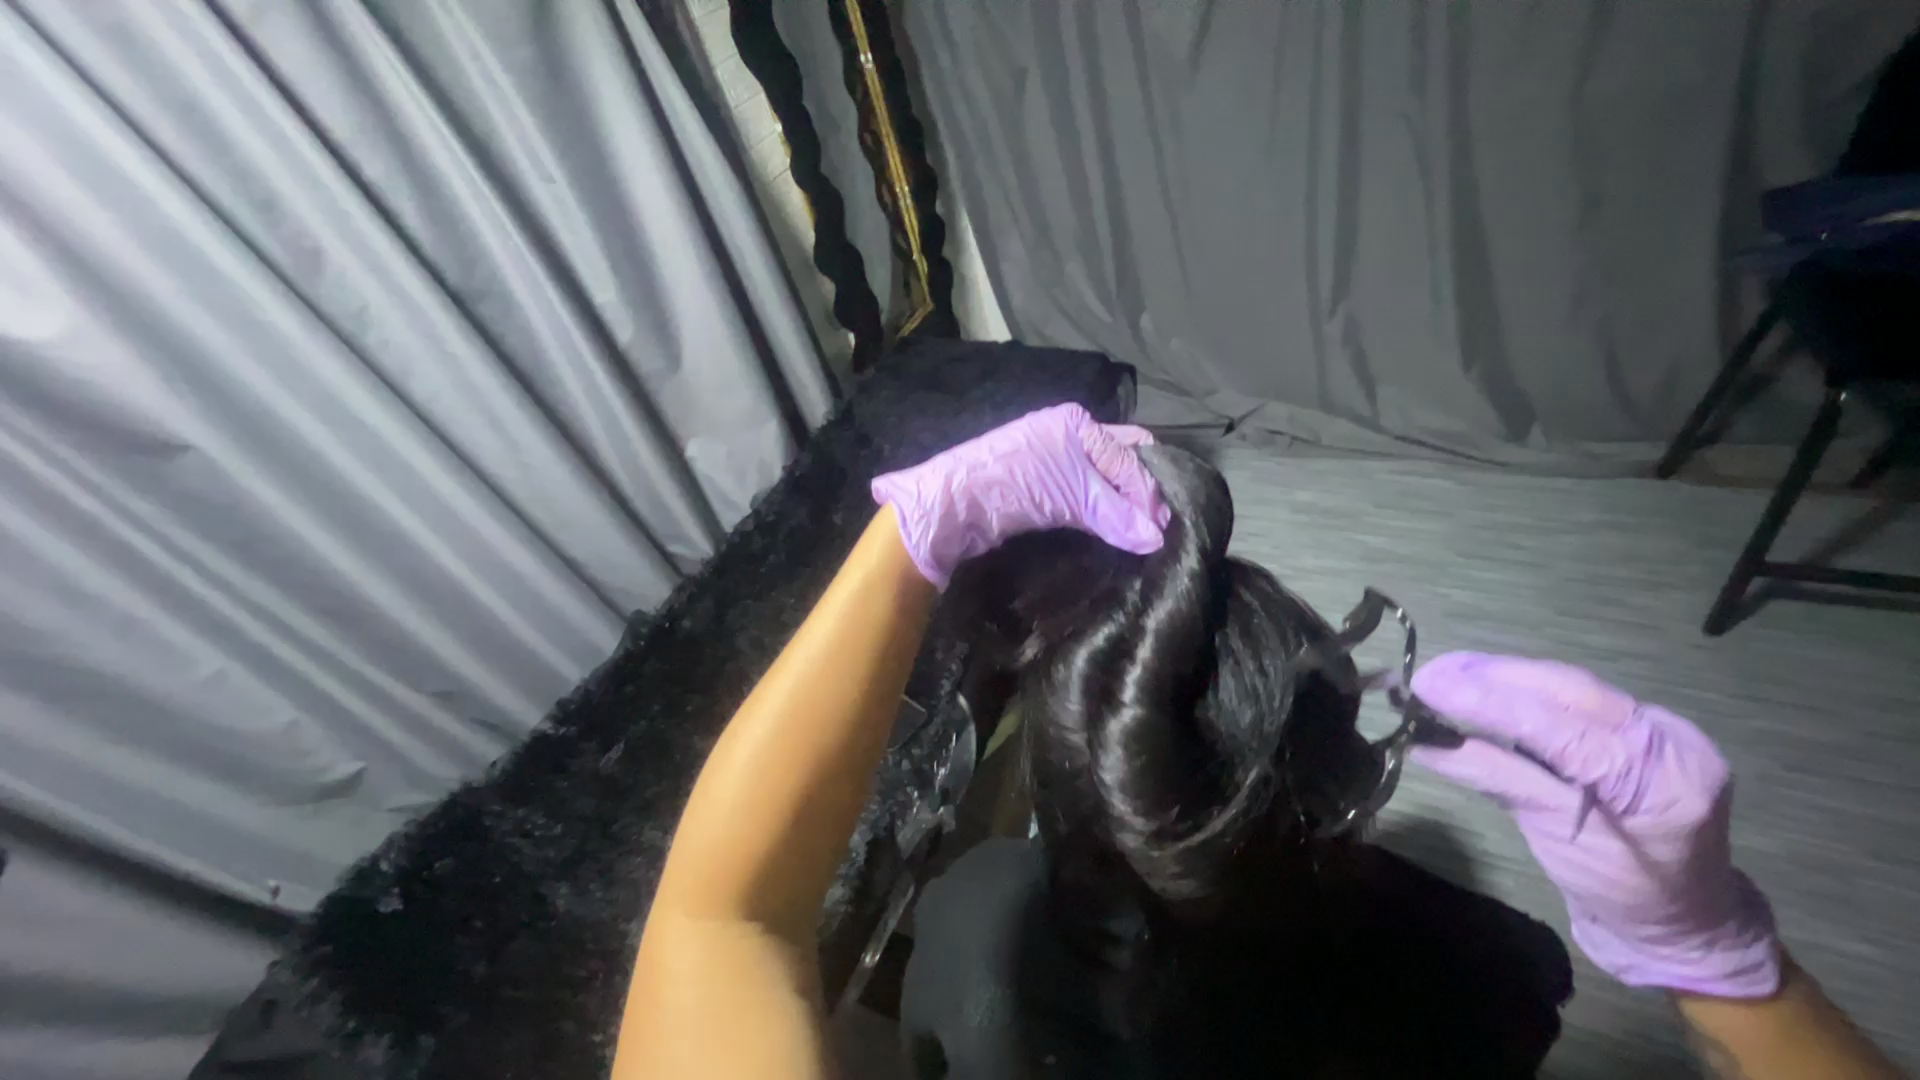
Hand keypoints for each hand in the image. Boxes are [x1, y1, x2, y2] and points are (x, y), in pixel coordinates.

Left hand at [871, 403, 1168, 588]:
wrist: (951, 505)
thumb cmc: (1014, 484)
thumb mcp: (1070, 494)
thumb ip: (1115, 514)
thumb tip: (1157, 540)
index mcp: (1078, 423)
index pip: (1129, 456)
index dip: (1148, 493)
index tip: (1162, 531)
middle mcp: (1068, 436)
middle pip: (1120, 463)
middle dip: (1140, 494)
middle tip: (1157, 530)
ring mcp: (1053, 462)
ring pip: (1102, 484)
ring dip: (1121, 508)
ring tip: (1139, 536)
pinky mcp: (1040, 490)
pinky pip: (1082, 499)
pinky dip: (1101, 515)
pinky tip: (1111, 532)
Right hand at [1409, 652, 1781, 998]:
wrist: (1680, 915)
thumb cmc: (1618, 890)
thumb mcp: (1554, 839)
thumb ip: (1497, 780)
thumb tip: (1422, 743)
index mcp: (1661, 778)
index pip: (1564, 729)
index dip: (1491, 703)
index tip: (1428, 686)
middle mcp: (1668, 738)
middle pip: (1567, 689)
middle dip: (1491, 676)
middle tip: (1427, 674)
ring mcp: (1657, 726)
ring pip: (1566, 684)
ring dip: (1499, 675)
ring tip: (1442, 673)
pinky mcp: (1635, 722)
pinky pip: (1569, 694)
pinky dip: (1518, 686)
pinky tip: (1478, 683)